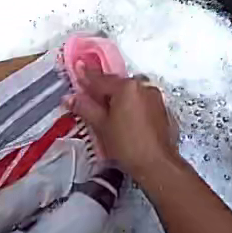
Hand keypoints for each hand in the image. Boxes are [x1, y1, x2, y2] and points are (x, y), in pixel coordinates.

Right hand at [67, 67, 182, 179]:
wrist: (157, 164)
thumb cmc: (127, 145)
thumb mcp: (101, 125)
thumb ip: (85, 108)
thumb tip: (70, 98)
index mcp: (126, 87)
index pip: (100, 80)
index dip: (85, 77)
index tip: (76, 69)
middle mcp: (143, 87)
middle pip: (116, 85)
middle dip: (102, 90)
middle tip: (87, 96)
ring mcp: (154, 97)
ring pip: (129, 93)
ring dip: (117, 98)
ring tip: (105, 111)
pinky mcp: (161, 109)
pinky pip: (140, 101)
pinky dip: (130, 106)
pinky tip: (122, 118)